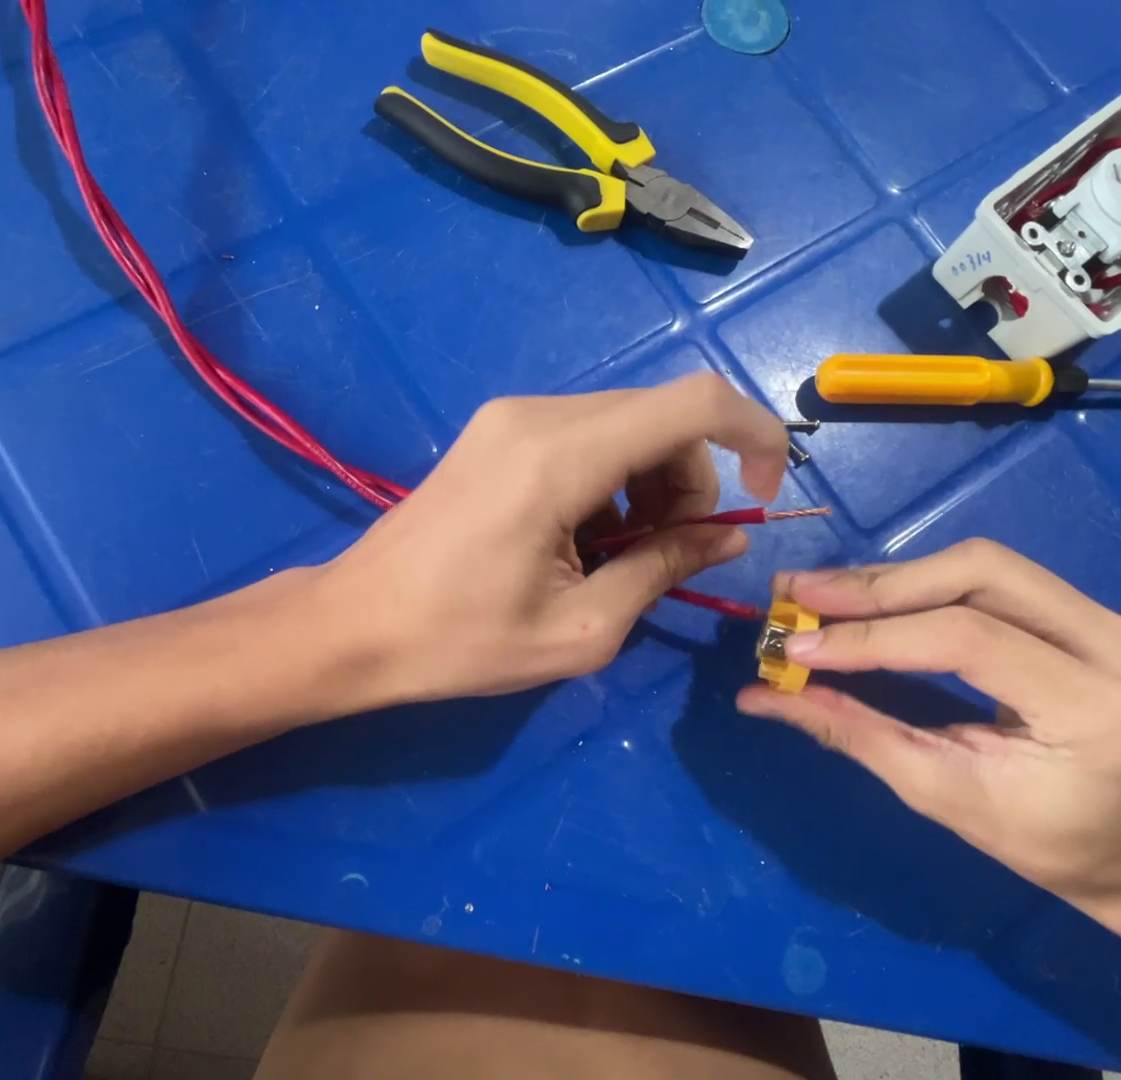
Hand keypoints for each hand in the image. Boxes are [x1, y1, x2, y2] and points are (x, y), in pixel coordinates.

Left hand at [320, 374, 787, 705]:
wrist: (353, 625)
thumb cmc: (458, 642)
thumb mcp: (581, 630)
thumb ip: (664, 570)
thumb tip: (729, 537)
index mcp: (559, 457)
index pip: (694, 402)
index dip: (755, 435)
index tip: (768, 495)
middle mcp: (538, 414)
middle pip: (664, 417)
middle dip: (694, 484)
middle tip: (665, 558)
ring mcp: (513, 416)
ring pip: (629, 425)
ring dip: (653, 486)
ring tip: (616, 558)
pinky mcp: (499, 430)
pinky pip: (589, 436)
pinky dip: (613, 481)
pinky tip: (581, 539)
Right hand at [736, 539, 1120, 906]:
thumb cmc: (1041, 842)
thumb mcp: (939, 793)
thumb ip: (851, 731)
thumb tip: (757, 696)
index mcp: (1103, 712)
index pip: (968, 639)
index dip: (871, 637)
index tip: (793, 646)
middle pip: (980, 573)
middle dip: (877, 585)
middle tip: (796, 596)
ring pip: (983, 565)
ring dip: (891, 579)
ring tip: (817, 594)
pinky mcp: (1099, 614)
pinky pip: (993, 579)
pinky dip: (920, 586)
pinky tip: (869, 598)